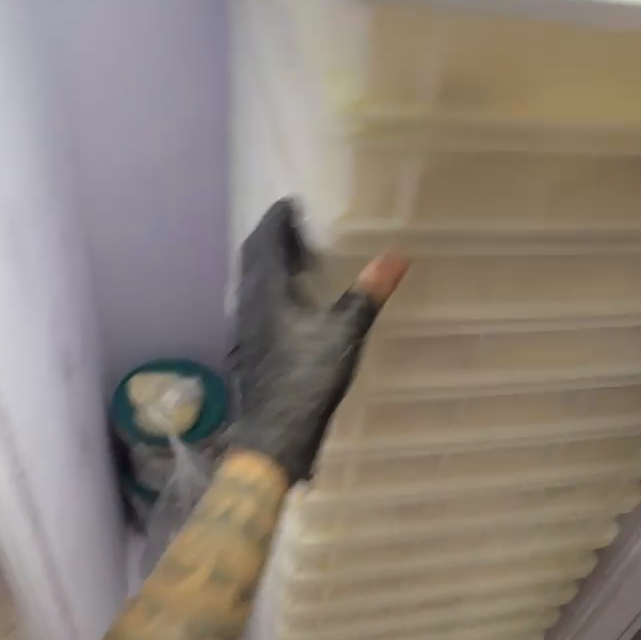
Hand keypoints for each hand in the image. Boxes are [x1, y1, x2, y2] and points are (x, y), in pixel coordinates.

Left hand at [229, 199, 405, 482]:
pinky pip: (256, 306)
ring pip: (251, 284)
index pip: (264, 240)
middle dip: (272, 238)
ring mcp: (243, 330)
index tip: (292, 204)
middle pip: (253, 259)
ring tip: (298, 261)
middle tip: (296, 227)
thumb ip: (367, 294)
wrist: (273, 436)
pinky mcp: (248, 350)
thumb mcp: (343, 334)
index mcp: (264, 292)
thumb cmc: (306, 380)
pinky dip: (271, 292)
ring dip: (270, 266)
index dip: (277, 219)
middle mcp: (246, 305)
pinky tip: (292, 307)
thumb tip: (397, 255)